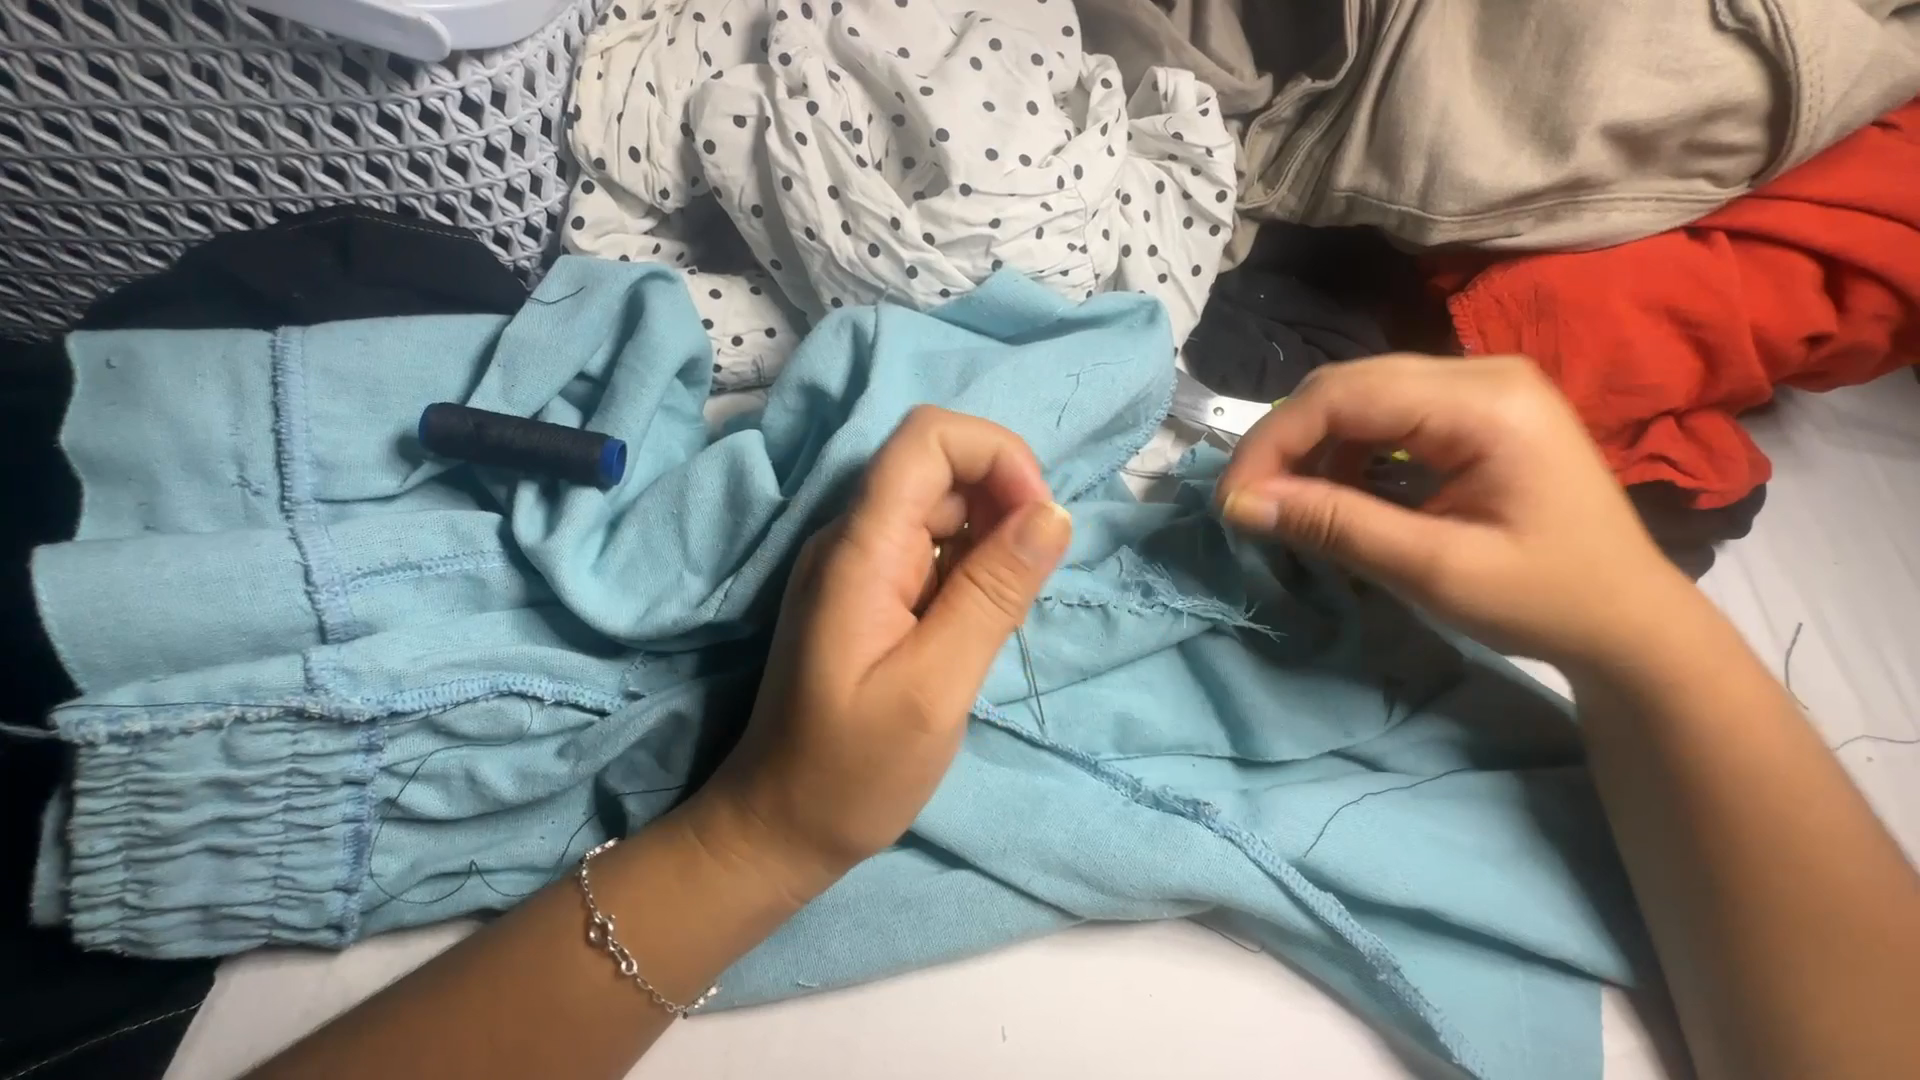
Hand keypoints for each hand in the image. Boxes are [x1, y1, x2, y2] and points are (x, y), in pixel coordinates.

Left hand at [687, 406, 1072, 897]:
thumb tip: (1052, 512)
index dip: (997, 456)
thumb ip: (992, 593)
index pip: (927, 438)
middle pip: (938, 466)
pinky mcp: (868, 592)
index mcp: (860, 549)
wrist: (780, 824)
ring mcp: (857, 564)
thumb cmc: (853, 770)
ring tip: (1000, 614)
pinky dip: (972, 567)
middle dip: (1003, 501)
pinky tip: (976, 623)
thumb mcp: (936, 688)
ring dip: (992, 539)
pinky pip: (931, 548)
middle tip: (1026, 584)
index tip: (1039, 523)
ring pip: (941, 506)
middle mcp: (852, 538)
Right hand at [1216, 354, 1699, 668]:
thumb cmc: (1544, 600)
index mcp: (1485, 403)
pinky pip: (1381, 414)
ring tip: (1286, 503)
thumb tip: (1238, 504)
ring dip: (1308, 447)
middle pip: (1344, 385)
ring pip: (1355, 396)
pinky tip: (1335, 492)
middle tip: (1247, 504)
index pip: (1343, 396)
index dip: (1272, 443)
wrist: (1628, 620)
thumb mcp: (1433, 570)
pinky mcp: (1472, 411)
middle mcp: (1481, 374)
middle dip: (1283, 442)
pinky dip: (1341, 452)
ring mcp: (1480, 388)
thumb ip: (1335, 526)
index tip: (1231, 502)